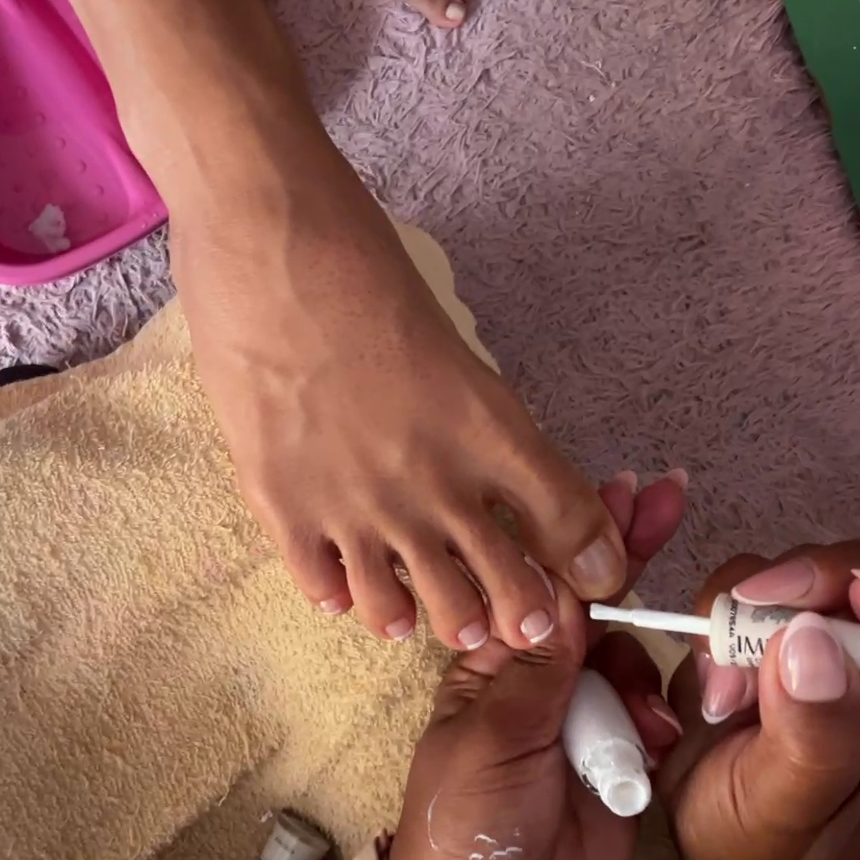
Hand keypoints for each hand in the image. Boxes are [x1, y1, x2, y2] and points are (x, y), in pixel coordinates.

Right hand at [170, 167, 633, 651]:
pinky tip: (344, 588)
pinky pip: (325, 587)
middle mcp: (432, 485)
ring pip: (410, 608)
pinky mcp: (284, 506)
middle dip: (515, 613)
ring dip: (427, 616)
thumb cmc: (363, 265)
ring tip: (420, 615)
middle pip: (497, 588)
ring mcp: (356, 505)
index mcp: (488, 431)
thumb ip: (473, 417)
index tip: (588, 574)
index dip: (591, 562)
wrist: (268, 242)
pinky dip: (342, 595)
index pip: (568, 522)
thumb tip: (478, 468)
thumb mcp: (449, 338)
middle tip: (504, 616)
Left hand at [381, 473, 686, 859]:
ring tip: (638, 728)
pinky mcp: (619, 760)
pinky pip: (652, 717)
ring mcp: (582, 716)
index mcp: (493, 660)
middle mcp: (540, 677)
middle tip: (668, 497)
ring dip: (643, 675)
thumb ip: (539, 669)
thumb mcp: (494, 739)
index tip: (623, 488)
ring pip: (629, 661)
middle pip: (593, 606)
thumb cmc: (467, 827)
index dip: (581, 535)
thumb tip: (563, 591)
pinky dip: (660, 722)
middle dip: (628, 556)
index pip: (542, 584)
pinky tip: (654, 747)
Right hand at [654, 537, 859, 859]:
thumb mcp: (784, 814)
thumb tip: (812, 638)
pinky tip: (707, 663)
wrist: (703, 830)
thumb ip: (809, 741)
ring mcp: (852, 639)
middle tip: (769, 596)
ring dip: (770, 598)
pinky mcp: (788, 617)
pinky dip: (727, 600)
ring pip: (843, 562)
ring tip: (722, 680)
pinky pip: (765, 571)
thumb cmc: (760, 849)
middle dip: (849, 571)